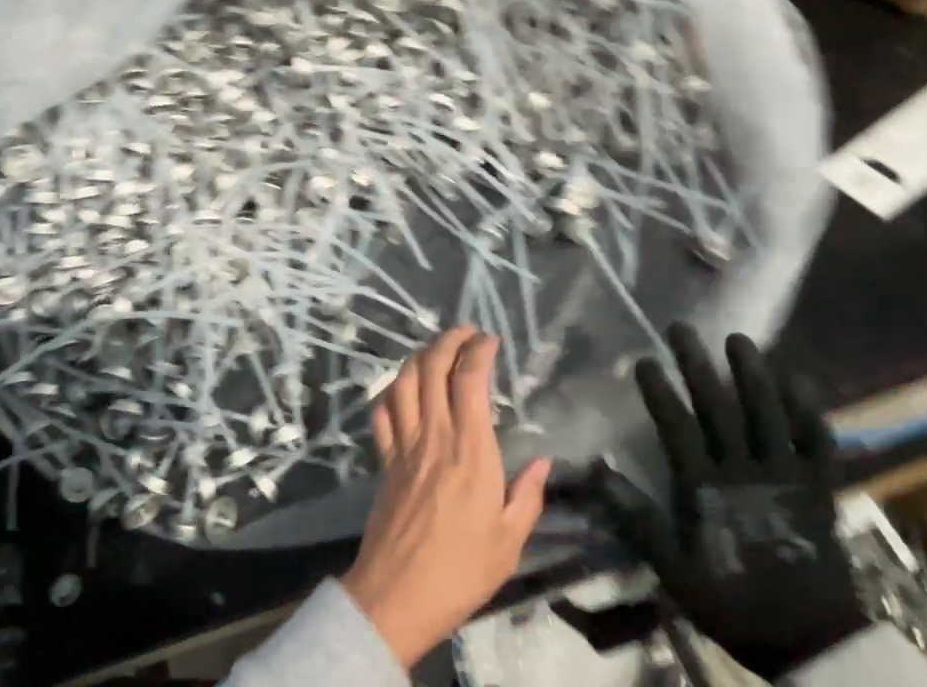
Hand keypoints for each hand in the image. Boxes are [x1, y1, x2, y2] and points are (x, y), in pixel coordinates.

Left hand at [342, 326, 551, 668]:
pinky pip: (382, 414)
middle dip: (447, 341)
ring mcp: (403, 447)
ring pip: (402, 384)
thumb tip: (544, 462)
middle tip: (465, 331)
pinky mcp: (384, 462)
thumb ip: (528, 496)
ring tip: (436, 349)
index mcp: (471, 452)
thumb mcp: (510, 541)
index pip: (469, 381)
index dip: (478, 351)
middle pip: (431, 370)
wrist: (397, 595)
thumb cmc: (461, 571)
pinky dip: (391, 391)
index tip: (490, 340)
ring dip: (418, 357)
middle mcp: (434, 438)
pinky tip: (400, 389)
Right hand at [604, 326, 866, 680]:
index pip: (678, 428)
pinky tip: (797, 381)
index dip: (659, 392)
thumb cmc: (733, 603)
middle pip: (720, 408)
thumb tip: (594, 472)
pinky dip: (808, 410)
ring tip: (737, 339)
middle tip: (681, 329)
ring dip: (752, 374)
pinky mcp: (821, 488)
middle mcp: (747, 472)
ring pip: (769, 414)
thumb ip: (637, 520)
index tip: (642, 361)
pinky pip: (817, 441)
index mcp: (708, 490)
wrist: (811, 640)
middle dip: (698, 365)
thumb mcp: (674, 570)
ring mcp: (788, 477)